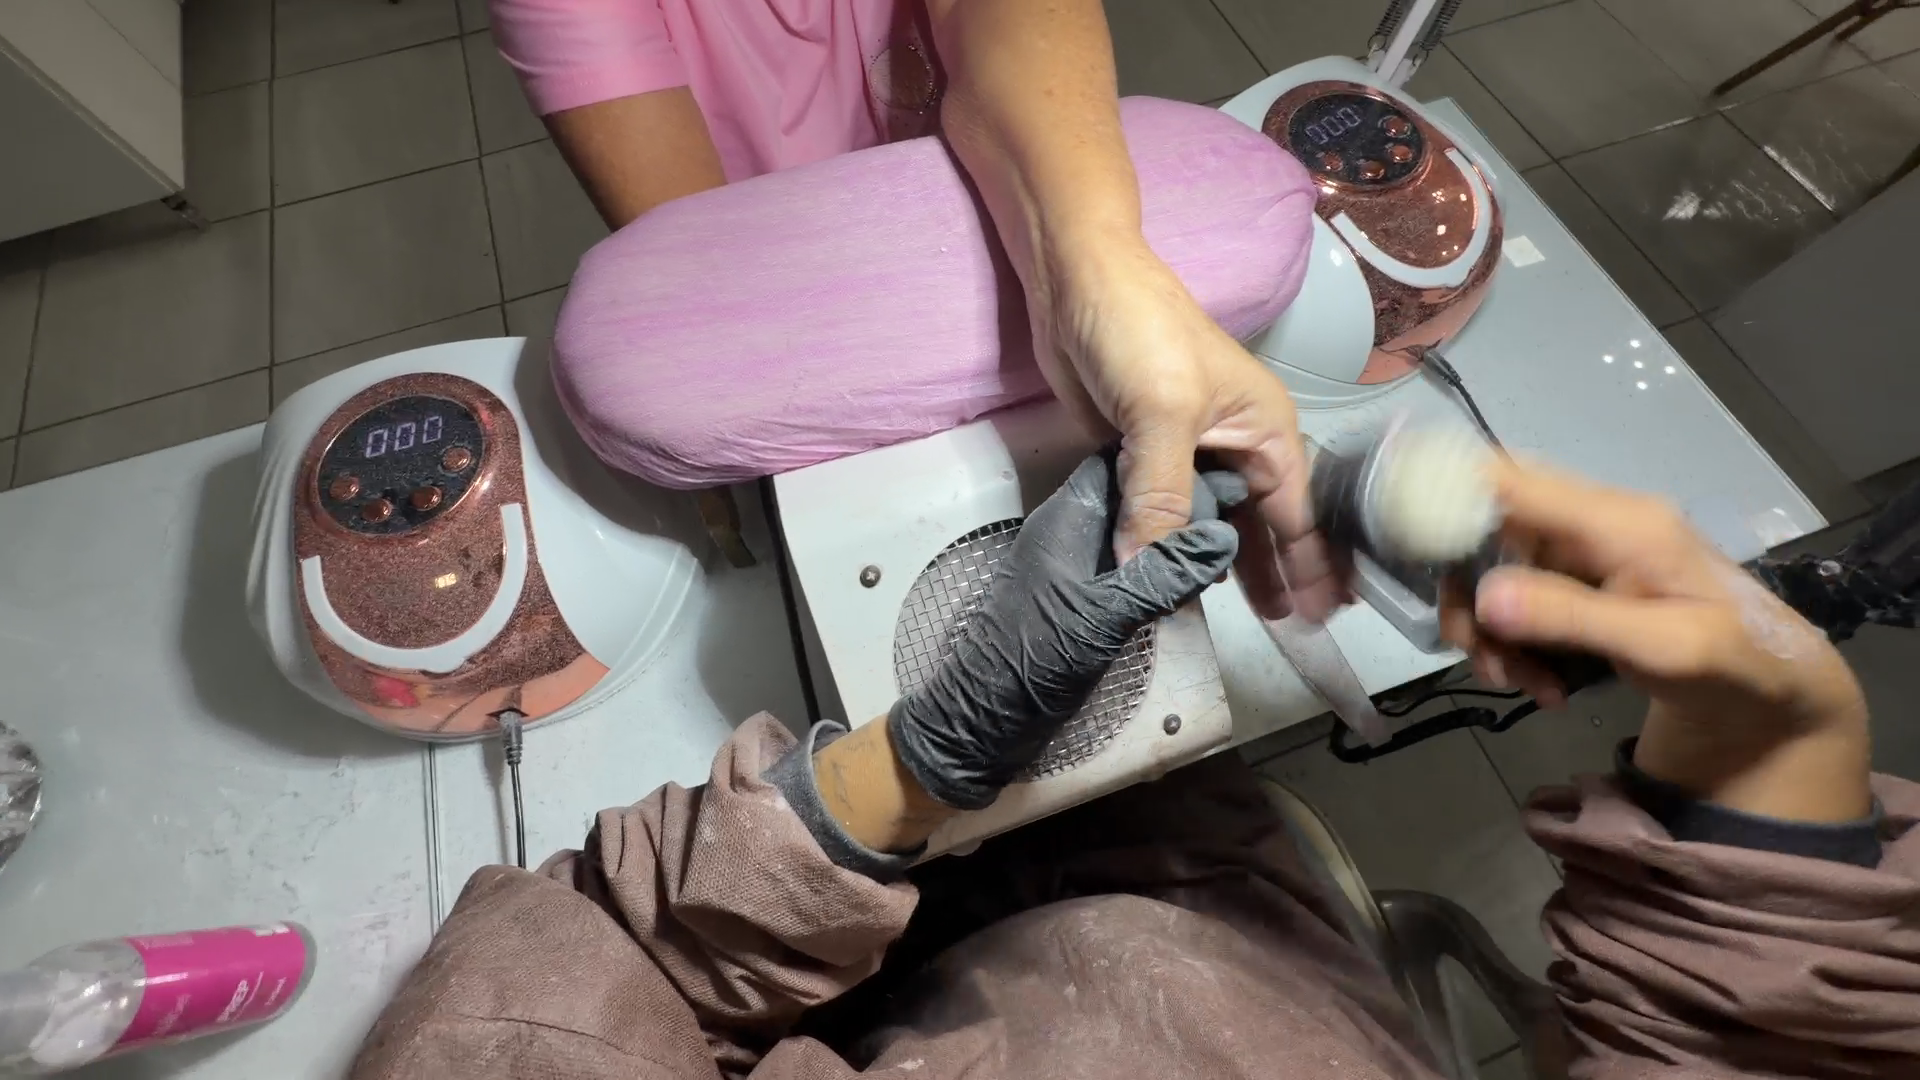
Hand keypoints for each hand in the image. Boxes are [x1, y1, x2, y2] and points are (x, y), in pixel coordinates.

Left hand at [887, 451, 1241, 809]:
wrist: (989, 712)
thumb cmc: (1036, 654)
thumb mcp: (1104, 613)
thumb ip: (1163, 574)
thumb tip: (1223, 535)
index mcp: (1068, 515)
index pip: (1123, 461)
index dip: (1172, 458)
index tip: (1228, 469)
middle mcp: (1073, 528)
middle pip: (1135, 493)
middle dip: (1184, 500)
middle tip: (1238, 517)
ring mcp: (1077, 563)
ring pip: (1136, 530)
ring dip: (1175, 539)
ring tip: (1224, 553)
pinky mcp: (1084, 595)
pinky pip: (1131, 565)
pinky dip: (1162, 569)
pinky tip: (1193, 583)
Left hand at [1029, 237, 1337, 621]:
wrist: (1078, 286)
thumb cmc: (1143, 334)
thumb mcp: (1164, 413)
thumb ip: (1160, 496)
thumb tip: (1146, 573)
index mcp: (1264, 434)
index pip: (1298, 516)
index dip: (1310, 568)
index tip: (1318, 620)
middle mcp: (1232, 449)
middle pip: (1257, 526)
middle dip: (1266, 574)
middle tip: (1278, 629)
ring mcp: (1184, 456)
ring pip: (1206, 523)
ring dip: (1212, 565)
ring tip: (1217, 614)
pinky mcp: (1138, 458)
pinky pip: (1157, 512)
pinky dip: (1161, 544)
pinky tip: (1161, 576)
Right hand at [1440, 459, 1870, 822]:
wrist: (1774, 699)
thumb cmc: (1739, 666)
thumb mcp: (1670, 648)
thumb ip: (1576, 617)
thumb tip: (1483, 598)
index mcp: (1613, 520)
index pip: (1504, 476)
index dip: (1438, 487)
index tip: (1392, 525)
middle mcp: (1582, 525)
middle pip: (1477, 529)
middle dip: (1460, 590)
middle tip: (1470, 642)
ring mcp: (1569, 554)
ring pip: (1481, 574)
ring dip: (1482, 630)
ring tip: (1512, 680)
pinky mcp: (1561, 583)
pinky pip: (1501, 602)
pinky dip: (1501, 643)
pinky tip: (1531, 680)